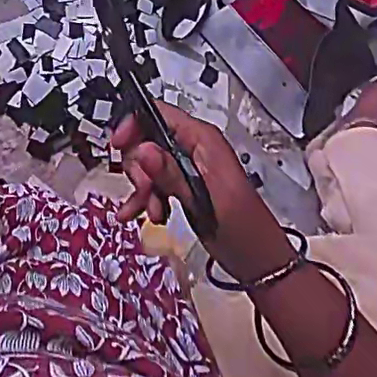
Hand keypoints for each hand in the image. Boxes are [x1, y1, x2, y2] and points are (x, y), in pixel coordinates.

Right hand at [110, 101, 295, 283]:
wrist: (259, 264)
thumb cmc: (244, 230)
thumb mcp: (204, 201)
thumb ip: (172, 174)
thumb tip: (143, 150)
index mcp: (203, 140)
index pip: (158, 113)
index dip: (133, 124)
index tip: (117, 145)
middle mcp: (193, 147)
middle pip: (146, 138)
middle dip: (138, 166)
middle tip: (145, 190)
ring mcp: (186, 166)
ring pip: (145, 162)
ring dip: (141, 186)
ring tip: (150, 209)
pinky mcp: (182, 183)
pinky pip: (152, 181)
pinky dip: (144, 196)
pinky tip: (141, 212)